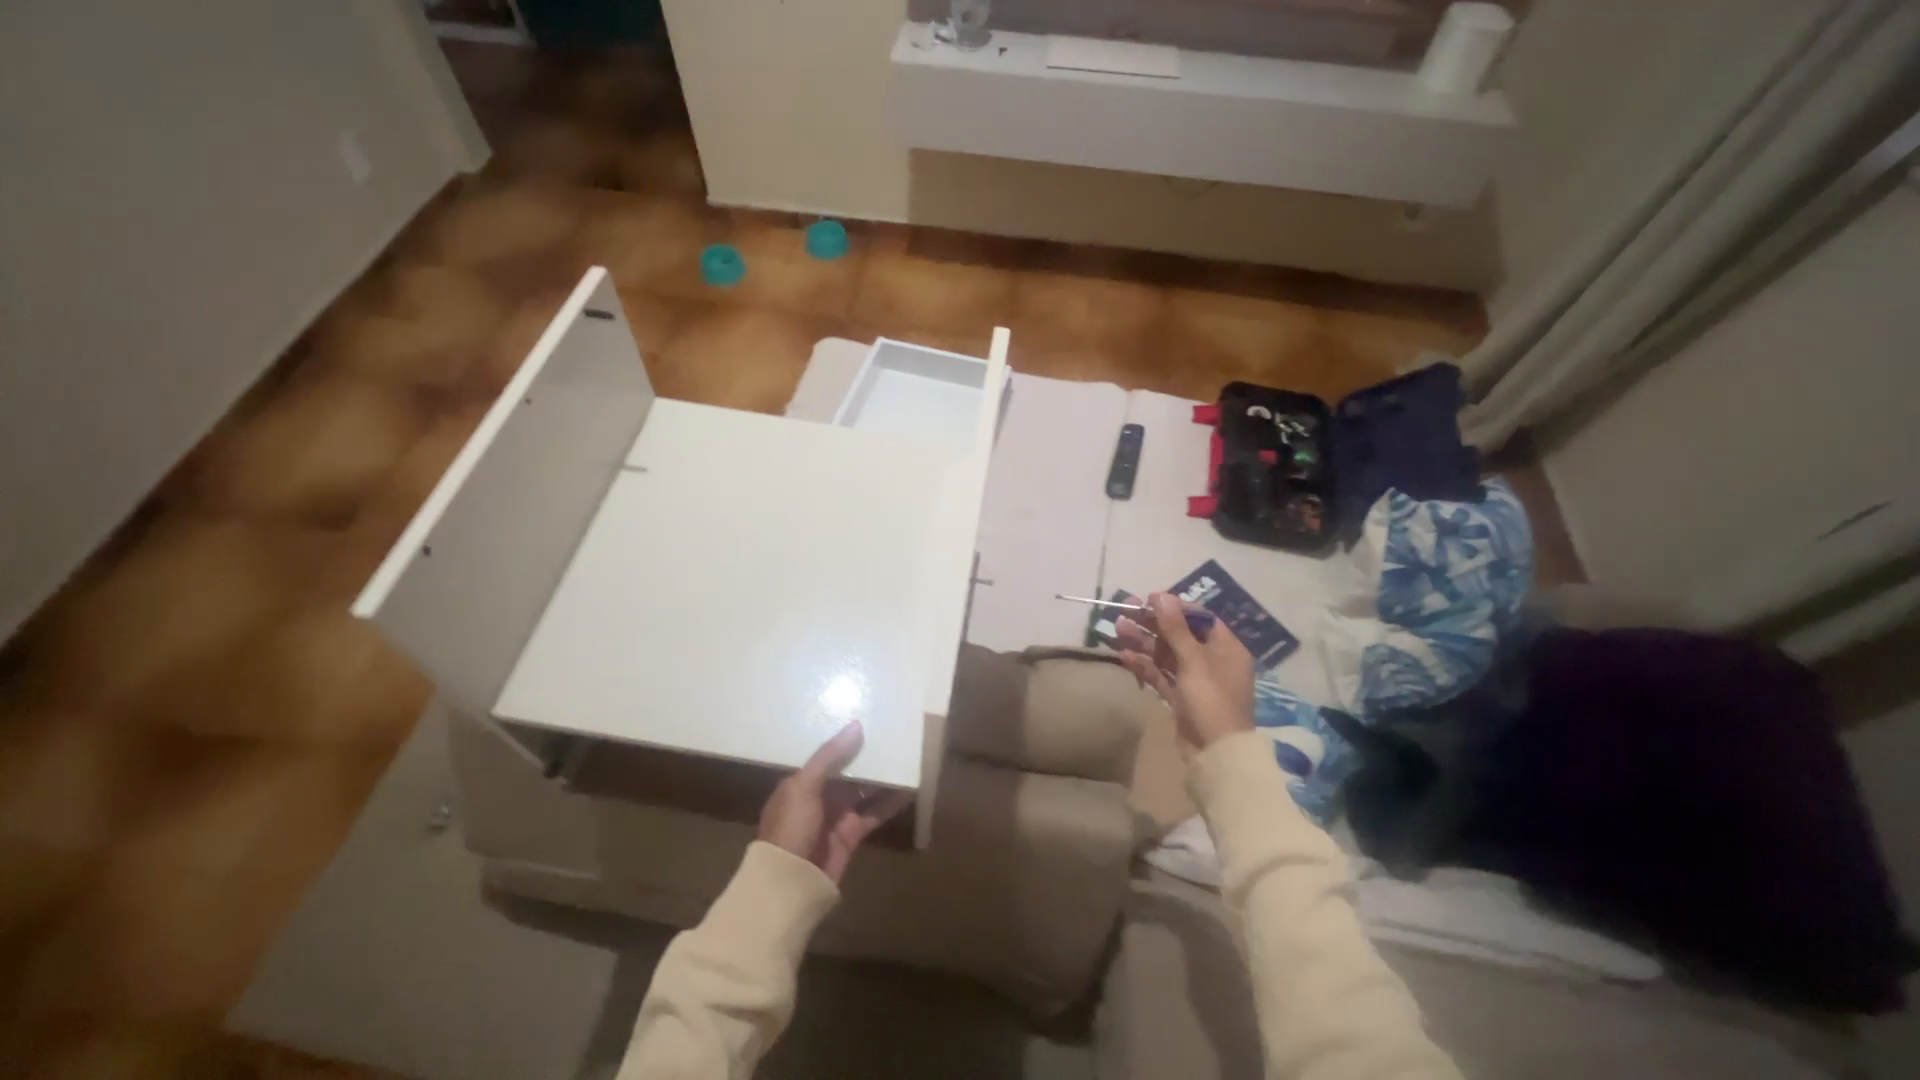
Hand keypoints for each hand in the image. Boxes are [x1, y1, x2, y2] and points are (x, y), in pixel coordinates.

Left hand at [758, 722, 913, 883]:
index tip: (869, 722)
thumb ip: (829, 756)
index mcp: (801, 782)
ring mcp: (837, 816)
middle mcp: (819, 796)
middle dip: (868, 757)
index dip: (846, 741)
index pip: (826, 756)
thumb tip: (856, 725)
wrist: (790, 881)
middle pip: (848, 772)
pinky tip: (909, 789)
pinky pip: (875, 813)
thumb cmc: (791, 827)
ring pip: (864, 790)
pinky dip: (890, 802)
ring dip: (882, 778)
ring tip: (906, 758)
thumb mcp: (804, 787)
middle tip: (894, 736)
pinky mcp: (853, 834)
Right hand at [1115, 592, 1255, 748]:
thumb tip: (1161, 596)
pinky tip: (1124, 655)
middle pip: (1179, 635)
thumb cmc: (1212, 700)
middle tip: (1123, 610)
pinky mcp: (1181, 698)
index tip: (1148, 600)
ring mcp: (1195, 680)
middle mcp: (1212, 660)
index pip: (1199, 618)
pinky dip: (1144, 665)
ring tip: (1117, 629)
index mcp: (1225, 647)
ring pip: (1166, 654)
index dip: (1174, 607)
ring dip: (1143, 642)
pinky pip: (1161, 675)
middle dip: (1151, 623)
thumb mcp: (1194, 660)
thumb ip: (1175, 628)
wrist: (1216, 752)